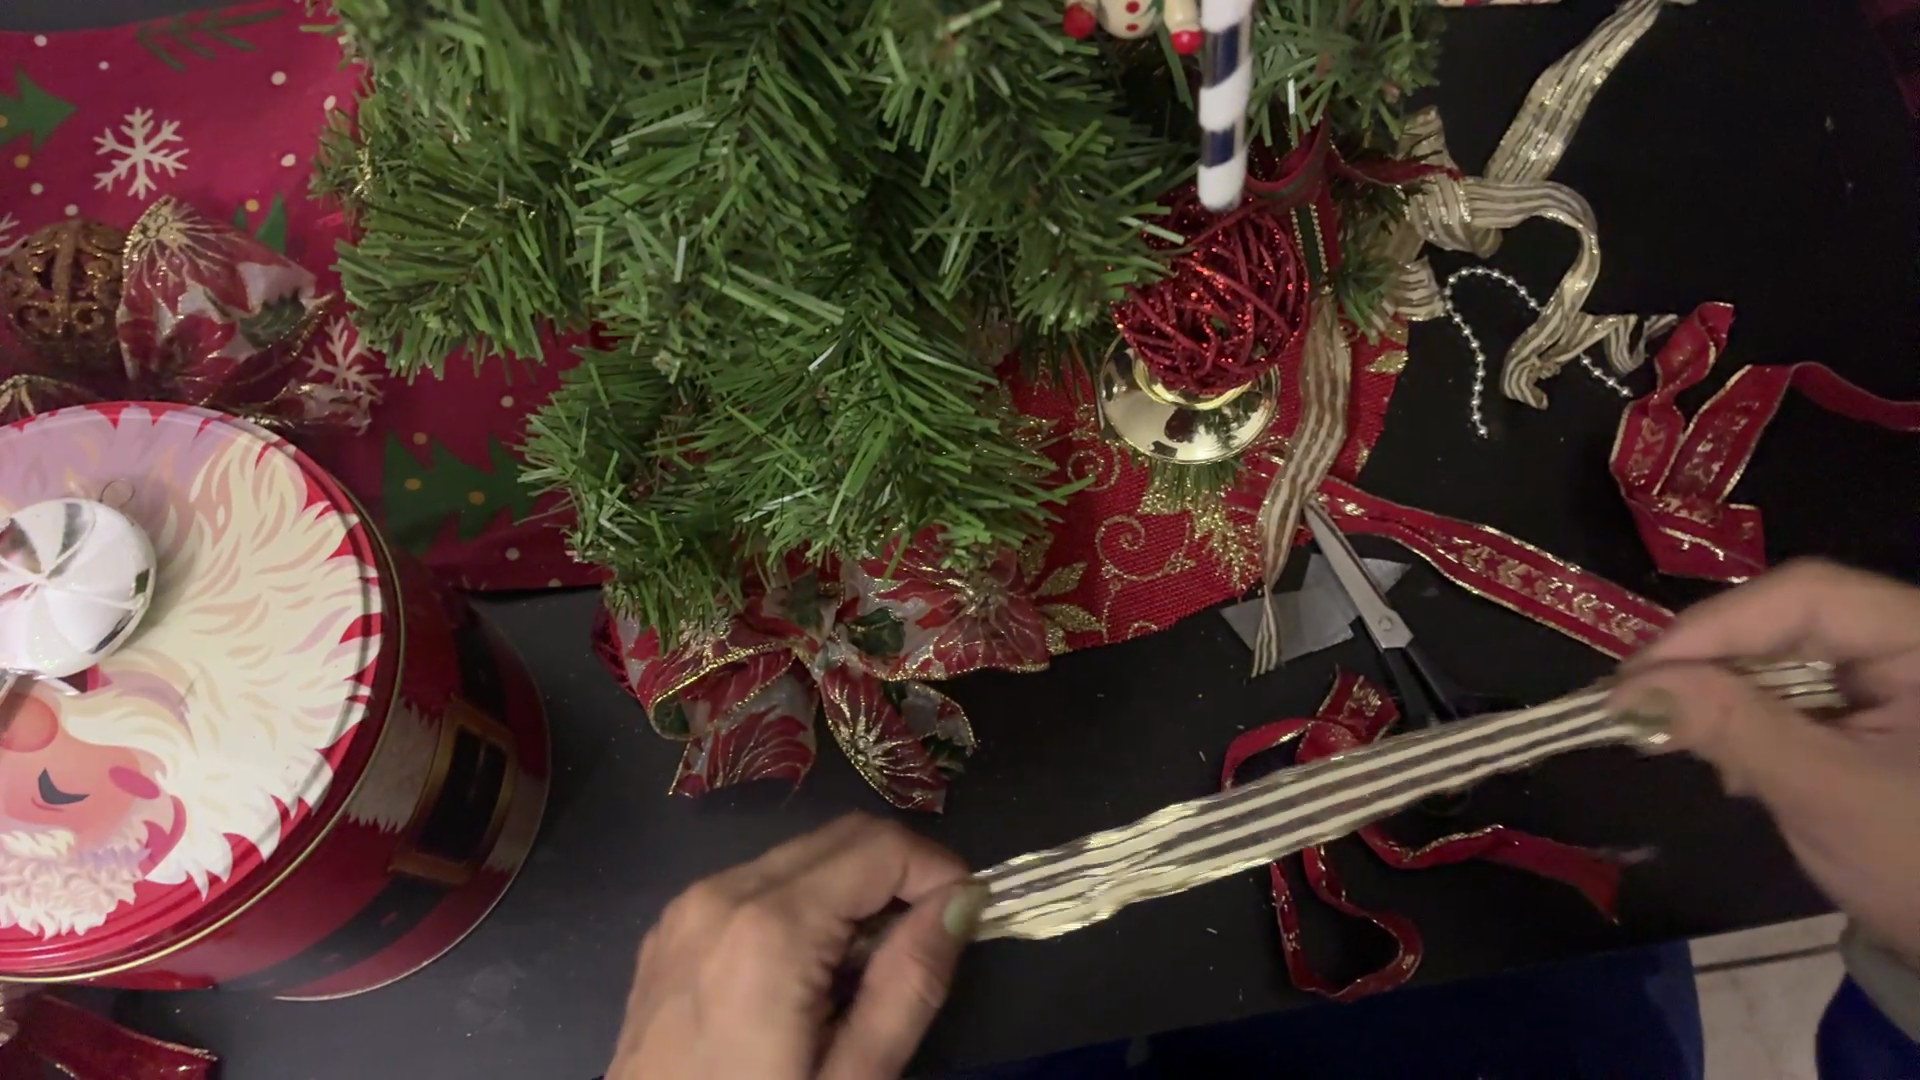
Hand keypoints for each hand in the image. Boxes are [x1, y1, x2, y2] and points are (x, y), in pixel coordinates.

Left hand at [608, 814, 989, 1079]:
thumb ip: (911, 980)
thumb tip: (963, 899)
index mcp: (772, 929)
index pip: (881, 847)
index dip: (938, 868)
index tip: (966, 914)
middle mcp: (725, 890)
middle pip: (845, 836)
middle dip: (900, 871)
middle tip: (927, 936)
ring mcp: (691, 903)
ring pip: (805, 852)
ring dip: (854, 885)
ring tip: (866, 962)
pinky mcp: (674, 922)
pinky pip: (761, 878)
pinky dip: (806, 898)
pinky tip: (808, 966)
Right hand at [1613, 560, 1919, 958]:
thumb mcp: (1831, 794)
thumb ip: (1730, 726)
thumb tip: (1623, 688)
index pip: (1811, 596)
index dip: (1715, 625)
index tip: (1639, 676)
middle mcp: (1917, 644)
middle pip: (1786, 617)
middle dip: (1705, 659)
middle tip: (1637, 703)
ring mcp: (1898, 675)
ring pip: (1774, 650)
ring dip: (1713, 689)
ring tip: (1673, 733)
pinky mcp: (1874, 706)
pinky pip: (1784, 684)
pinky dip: (1737, 711)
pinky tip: (1725, 753)